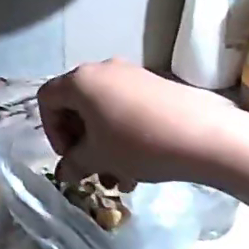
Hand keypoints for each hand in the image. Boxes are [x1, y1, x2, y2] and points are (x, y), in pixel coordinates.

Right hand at [37, 60, 235, 186]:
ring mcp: (131, 74)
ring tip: (121, 179)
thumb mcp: (98, 158)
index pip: (48, 98)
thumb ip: (73, 163)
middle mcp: (103, 69)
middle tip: (93, 170)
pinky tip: (139, 166)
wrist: (201, 134)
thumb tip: (66, 171)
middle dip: (81, 141)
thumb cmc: (137, 143)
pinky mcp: (153, 85)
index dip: (51, 130)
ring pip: (104, 110)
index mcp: (81, 80)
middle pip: (77, 104)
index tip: (70, 157)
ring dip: (104, 144)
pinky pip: (126, 108)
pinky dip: (124, 134)